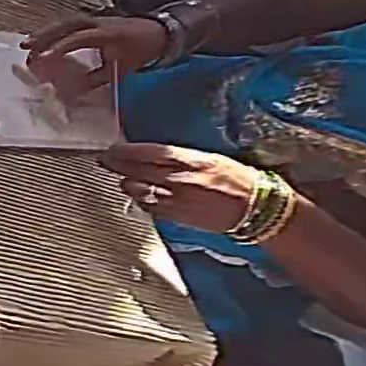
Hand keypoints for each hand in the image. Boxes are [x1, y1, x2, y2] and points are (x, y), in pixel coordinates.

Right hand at [22, 15, 165, 99]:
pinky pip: (70, 23)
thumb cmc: (143, 50)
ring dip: (45, 32)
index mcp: (108, 33)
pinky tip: (43, 39)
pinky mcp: (93, 21)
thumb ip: (96, 78)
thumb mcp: (122, 68)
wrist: (163, 32)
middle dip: (44, 35)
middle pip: (66, 25)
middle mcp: (99, 22)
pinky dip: (54, 31)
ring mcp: (95, 19)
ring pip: (66, 22)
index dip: (60, 47)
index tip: (43, 58)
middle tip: (26, 47)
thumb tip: (72, 92)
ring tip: (28, 43)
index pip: (79, 38)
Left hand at [99, 143, 261, 232]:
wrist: (259, 210)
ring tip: (122, 177)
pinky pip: (148, 207)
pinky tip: (138, 195)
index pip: (148, 153)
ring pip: (137, 190)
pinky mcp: (176, 216)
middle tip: (105, 160)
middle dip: (116, 164)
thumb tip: (153, 154)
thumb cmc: (240, 180)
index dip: (126, 151)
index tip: (112, 149)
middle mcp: (179, 179)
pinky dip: (140, 199)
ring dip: (126, 182)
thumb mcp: (212, 159)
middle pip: (136, 170)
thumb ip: (180, 157)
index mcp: (191, 161)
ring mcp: (176, 199)